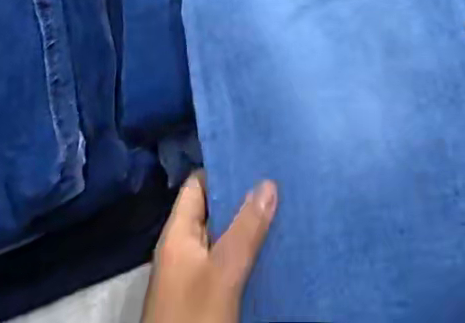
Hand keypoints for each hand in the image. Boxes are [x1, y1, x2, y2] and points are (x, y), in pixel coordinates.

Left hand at [142, 172, 276, 322]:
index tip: (258, 158)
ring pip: (225, 241)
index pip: (198, 185)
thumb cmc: (194, 320)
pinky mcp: (206, 302)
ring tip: (287, 213)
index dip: (225, 168)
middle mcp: (183, 251)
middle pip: (214, 212)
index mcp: (177, 235)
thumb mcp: (223, 273)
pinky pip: (229, 268)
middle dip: (245, 199)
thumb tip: (267, 182)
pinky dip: (250, 258)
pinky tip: (276, 255)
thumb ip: (245, 229)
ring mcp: (193, 279)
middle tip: (282, 184)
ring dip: (251, 230)